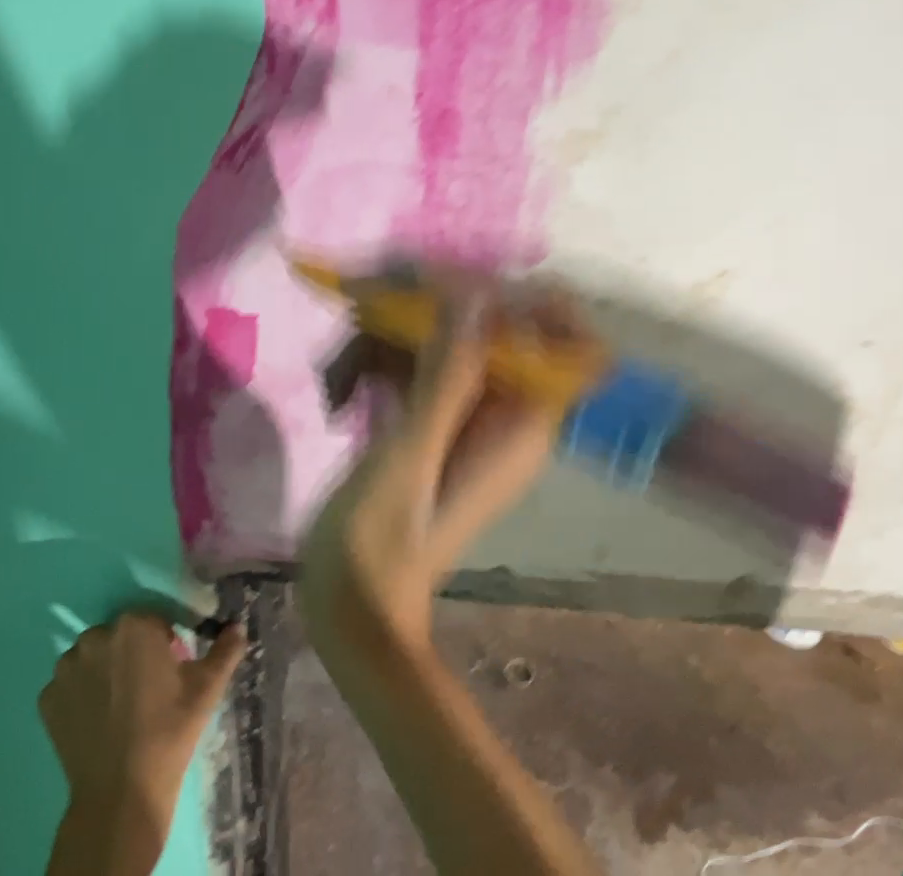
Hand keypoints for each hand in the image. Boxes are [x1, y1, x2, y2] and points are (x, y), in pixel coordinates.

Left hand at [39, 614, 244, 831]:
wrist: (122, 789)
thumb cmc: (170, 730)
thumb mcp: (208, 688)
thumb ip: (225, 649)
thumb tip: (237, 626)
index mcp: (134, 627)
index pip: (152, 621)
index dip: (165, 643)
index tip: (172, 669)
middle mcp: (94, 638)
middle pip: (118, 637)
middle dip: (132, 654)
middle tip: (148, 689)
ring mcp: (65, 669)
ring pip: (91, 659)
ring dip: (104, 672)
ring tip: (120, 707)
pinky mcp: (47, 699)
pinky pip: (69, 687)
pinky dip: (82, 697)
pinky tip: (98, 722)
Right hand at [300, 274, 584, 651]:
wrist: (353, 610)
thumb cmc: (381, 542)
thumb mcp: (410, 453)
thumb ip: (448, 374)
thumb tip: (478, 294)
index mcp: (524, 423)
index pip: (570, 343)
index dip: (525, 303)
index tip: (455, 291)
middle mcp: (504, 413)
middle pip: (488, 327)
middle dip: (420, 315)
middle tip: (360, 318)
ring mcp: (464, 418)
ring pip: (439, 342)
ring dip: (381, 344)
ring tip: (332, 385)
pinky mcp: (428, 425)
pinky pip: (413, 371)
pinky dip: (373, 371)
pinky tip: (335, 398)